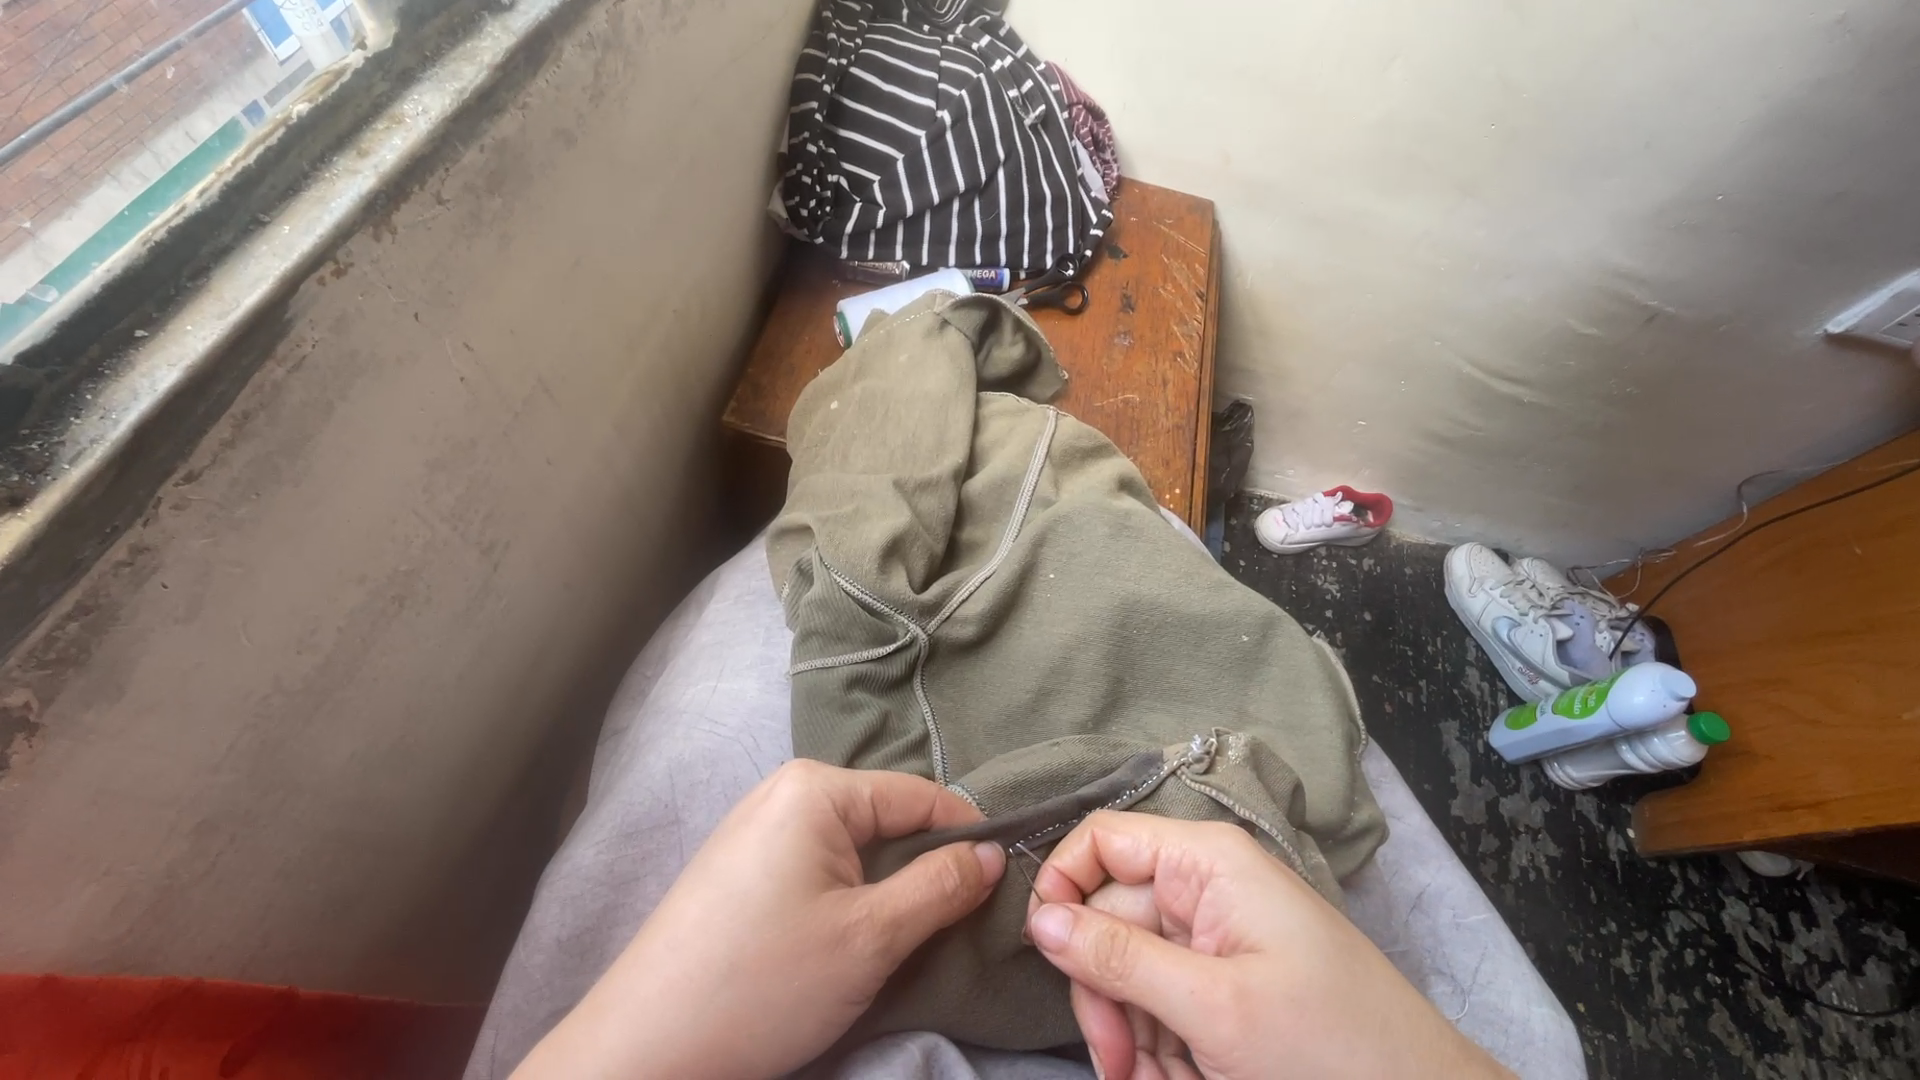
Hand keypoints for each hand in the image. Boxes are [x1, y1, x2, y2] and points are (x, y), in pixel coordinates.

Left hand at [513, 760, 1005, 1079]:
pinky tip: (849, 934)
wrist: (640, 1050)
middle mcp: (785, 788)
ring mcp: (757, 824)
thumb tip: (992, 853)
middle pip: (886, 816)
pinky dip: (848, 891)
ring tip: (907, 932)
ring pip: (853, 843)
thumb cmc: (765, 983)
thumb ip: (941, 887)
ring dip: (888, 883)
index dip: (968, 835)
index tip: (1004, 878)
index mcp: (817, 787)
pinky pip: (817, 860)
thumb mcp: (871, 937)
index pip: (920, 796)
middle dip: (925, 863)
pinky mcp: (740, 863)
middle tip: (957, 917)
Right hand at [1024, 812, 1513, 1079]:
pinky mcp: (1224, 984)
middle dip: (1105, 995)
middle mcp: (1202, 886)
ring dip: (1132, 1036)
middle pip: (1110, 918)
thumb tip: (1037, 917)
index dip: (1064, 883)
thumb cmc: (1328, 1048)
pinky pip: (1161, 1004)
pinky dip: (1160, 1050)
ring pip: (1130, 972)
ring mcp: (1213, 937)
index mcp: (1203, 861)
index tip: (1048, 951)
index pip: (1102, 839)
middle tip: (1117, 1066)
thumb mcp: (1213, 1007)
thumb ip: (1118, 957)